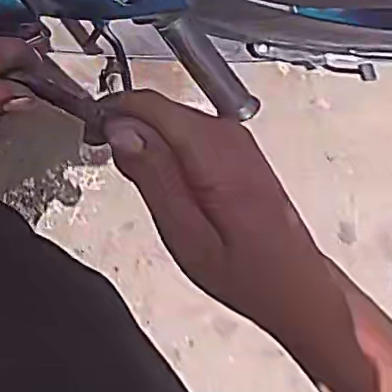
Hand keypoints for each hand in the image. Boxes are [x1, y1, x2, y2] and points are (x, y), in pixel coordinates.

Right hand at [103, 91, 373, 391]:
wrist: (298, 287)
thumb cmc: (246, 273)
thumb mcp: (185, 235)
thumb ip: (152, 176)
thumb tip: (121, 130)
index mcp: (216, 153)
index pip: (150, 105)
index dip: (113, 111)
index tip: (92, 131)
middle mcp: (229, 135)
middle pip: (158, 108)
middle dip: (125, 125)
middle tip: (105, 156)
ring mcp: (236, 137)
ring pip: (170, 117)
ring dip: (143, 135)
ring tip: (132, 172)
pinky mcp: (236, 145)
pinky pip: (186, 129)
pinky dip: (163, 144)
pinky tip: (161, 176)